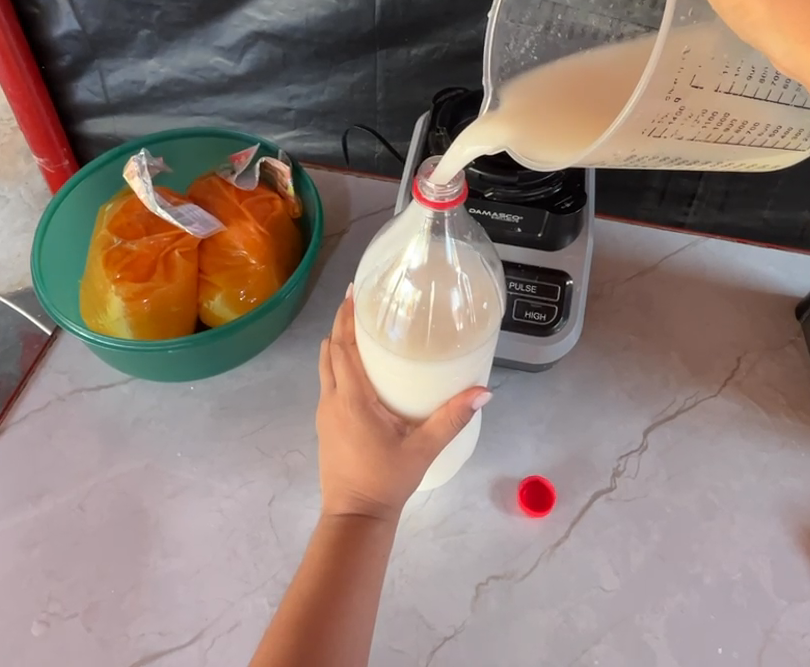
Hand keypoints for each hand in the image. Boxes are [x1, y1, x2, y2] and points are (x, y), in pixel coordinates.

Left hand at [315, 290, 489, 521]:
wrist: (355, 517)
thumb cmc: (386, 480)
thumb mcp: (423, 449)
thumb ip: (452, 419)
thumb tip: (484, 392)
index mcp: (351, 398)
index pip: (342, 347)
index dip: (346, 318)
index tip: (354, 292)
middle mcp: (332, 399)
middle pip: (330, 350)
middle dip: (341, 323)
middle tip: (358, 298)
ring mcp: (325, 412)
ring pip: (325, 365)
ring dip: (336, 342)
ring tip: (357, 323)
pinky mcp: (326, 423)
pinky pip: (328, 380)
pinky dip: (337, 361)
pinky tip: (356, 363)